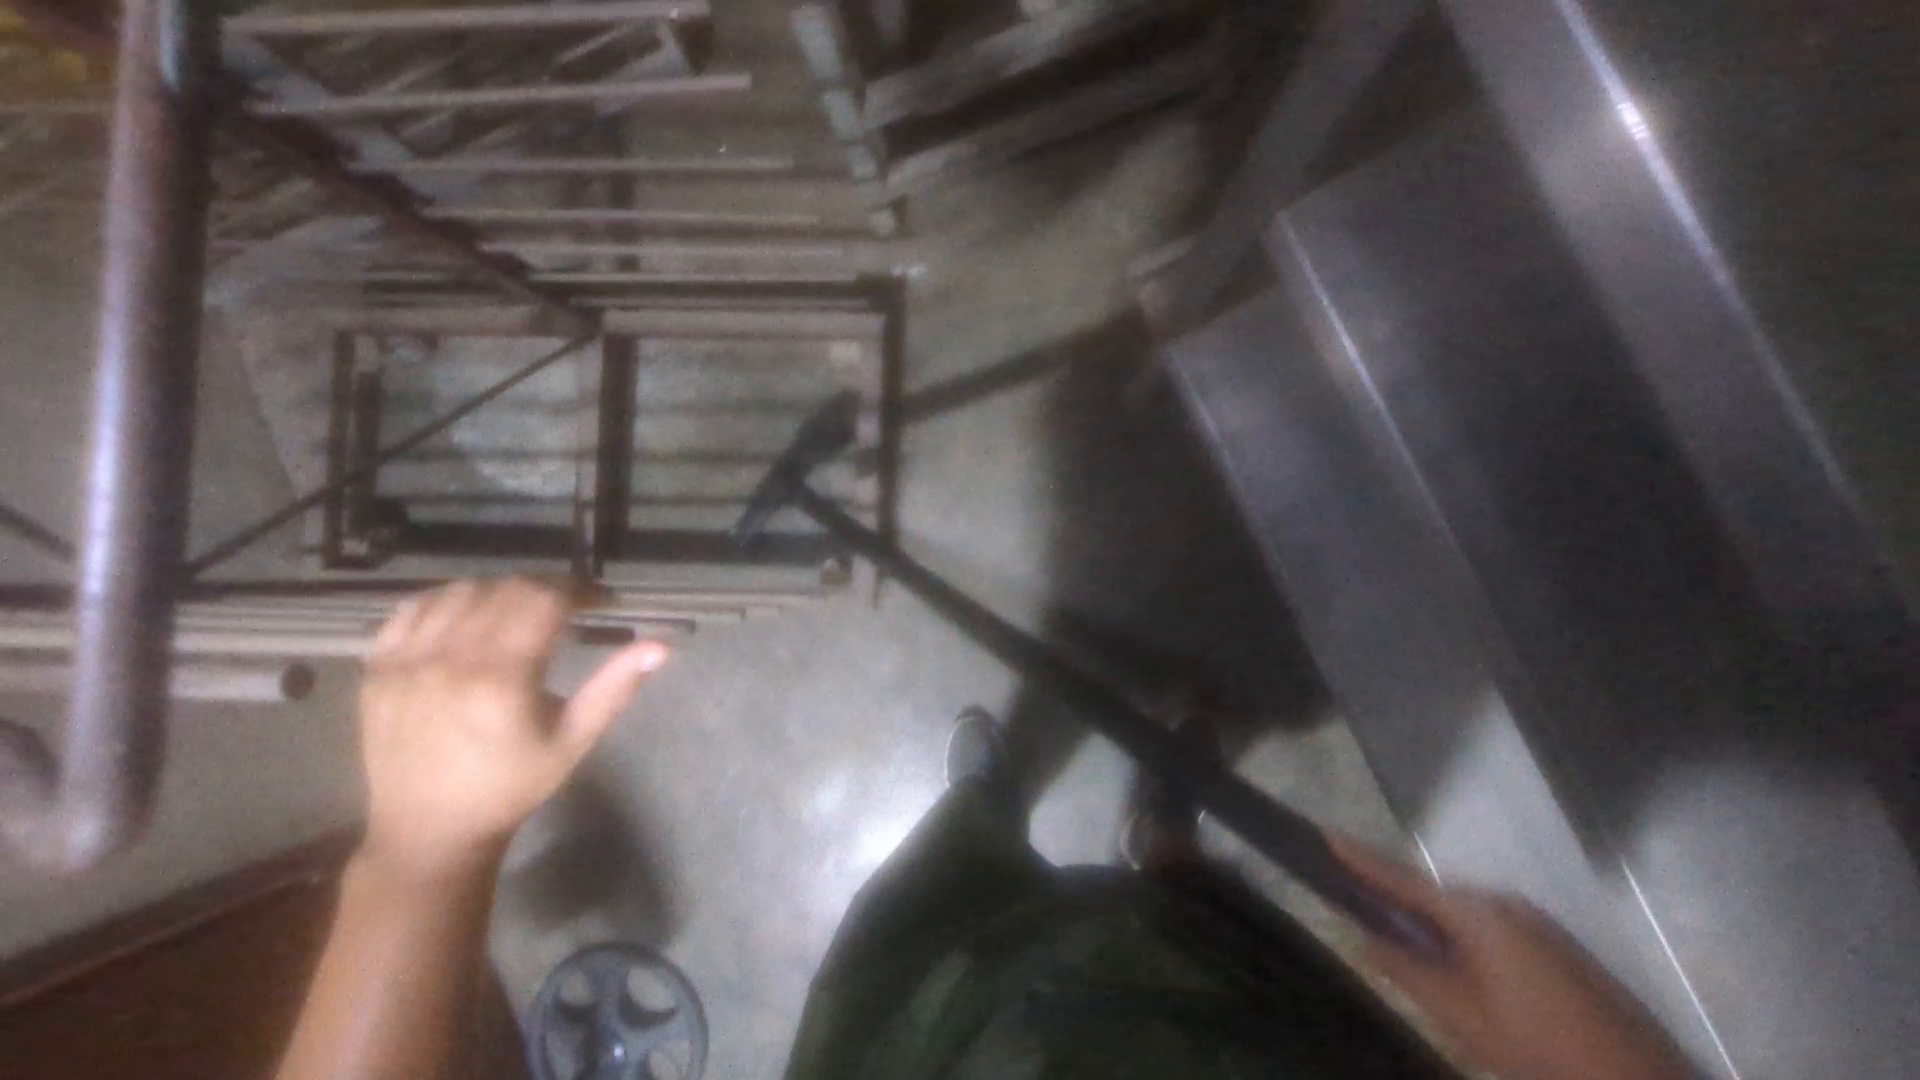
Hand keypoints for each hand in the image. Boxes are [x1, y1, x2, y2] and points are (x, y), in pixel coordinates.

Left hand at [358, 579, 669, 876]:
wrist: (428, 829)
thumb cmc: (511, 786)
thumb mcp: (573, 740)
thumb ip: (615, 688)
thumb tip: (661, 646)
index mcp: (501, 677)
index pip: (545, 601)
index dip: (579, 590)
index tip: (600, 601)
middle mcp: (449, 658)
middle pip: (506, 589)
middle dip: (545, 589)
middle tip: (568, 608)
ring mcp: (406, 661)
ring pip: (460, 591)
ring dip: (499, 591)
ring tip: (520, 612)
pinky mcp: (378, 668)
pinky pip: (412, 609)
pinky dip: (447, 601)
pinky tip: (468, 617)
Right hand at [1335, 841, 1699, 1079]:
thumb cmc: (1542, 1050)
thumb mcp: (1461, 1016)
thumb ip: (1406, 970)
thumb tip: (1363, 936)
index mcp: (1480, 914)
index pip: (1403, 879)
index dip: (1360, 858)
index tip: (1324, 834)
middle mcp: (1508, 905)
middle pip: (1434, 894)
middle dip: (1397, 902)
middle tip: (1359, 912)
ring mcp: (1539, 925)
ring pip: (1465, 916)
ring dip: (1433, 928)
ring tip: (1410, 954)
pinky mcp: (1560, 950)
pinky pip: (1493, 931)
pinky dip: (1465, 942)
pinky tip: (1464, 976)